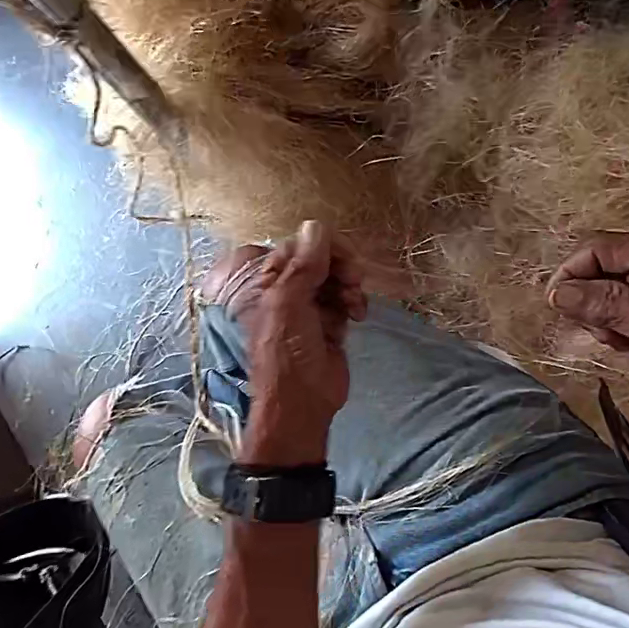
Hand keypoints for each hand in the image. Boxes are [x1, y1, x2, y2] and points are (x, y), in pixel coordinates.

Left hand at [225, 221, 366, 466]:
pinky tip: (358, 315)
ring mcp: (311, 308)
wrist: (302, 402)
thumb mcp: (290, 304)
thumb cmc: (287, 352)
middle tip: (354, 281)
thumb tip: (314, 225)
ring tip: (355, 306)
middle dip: (341, 267)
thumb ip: (303, 265)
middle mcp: (290, 290)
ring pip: (337, 279)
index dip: (324, 247)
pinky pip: (346, 300)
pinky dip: (354, 303)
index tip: (343, 259)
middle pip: (322, 259)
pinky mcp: (331, 324)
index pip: (300, 246)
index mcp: (270, 281)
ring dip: (350, 286)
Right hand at [545, 231, 628, 438]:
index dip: (571, 275)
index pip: (598, 248)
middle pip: (601, 260)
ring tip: (625, 340)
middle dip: (591, 298)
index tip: (559, 308)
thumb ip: (607, 307)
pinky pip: (625, 287)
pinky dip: (618, 313)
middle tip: (606, 334)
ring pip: (608, 276)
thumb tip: (559, 291)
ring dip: (604, 310)